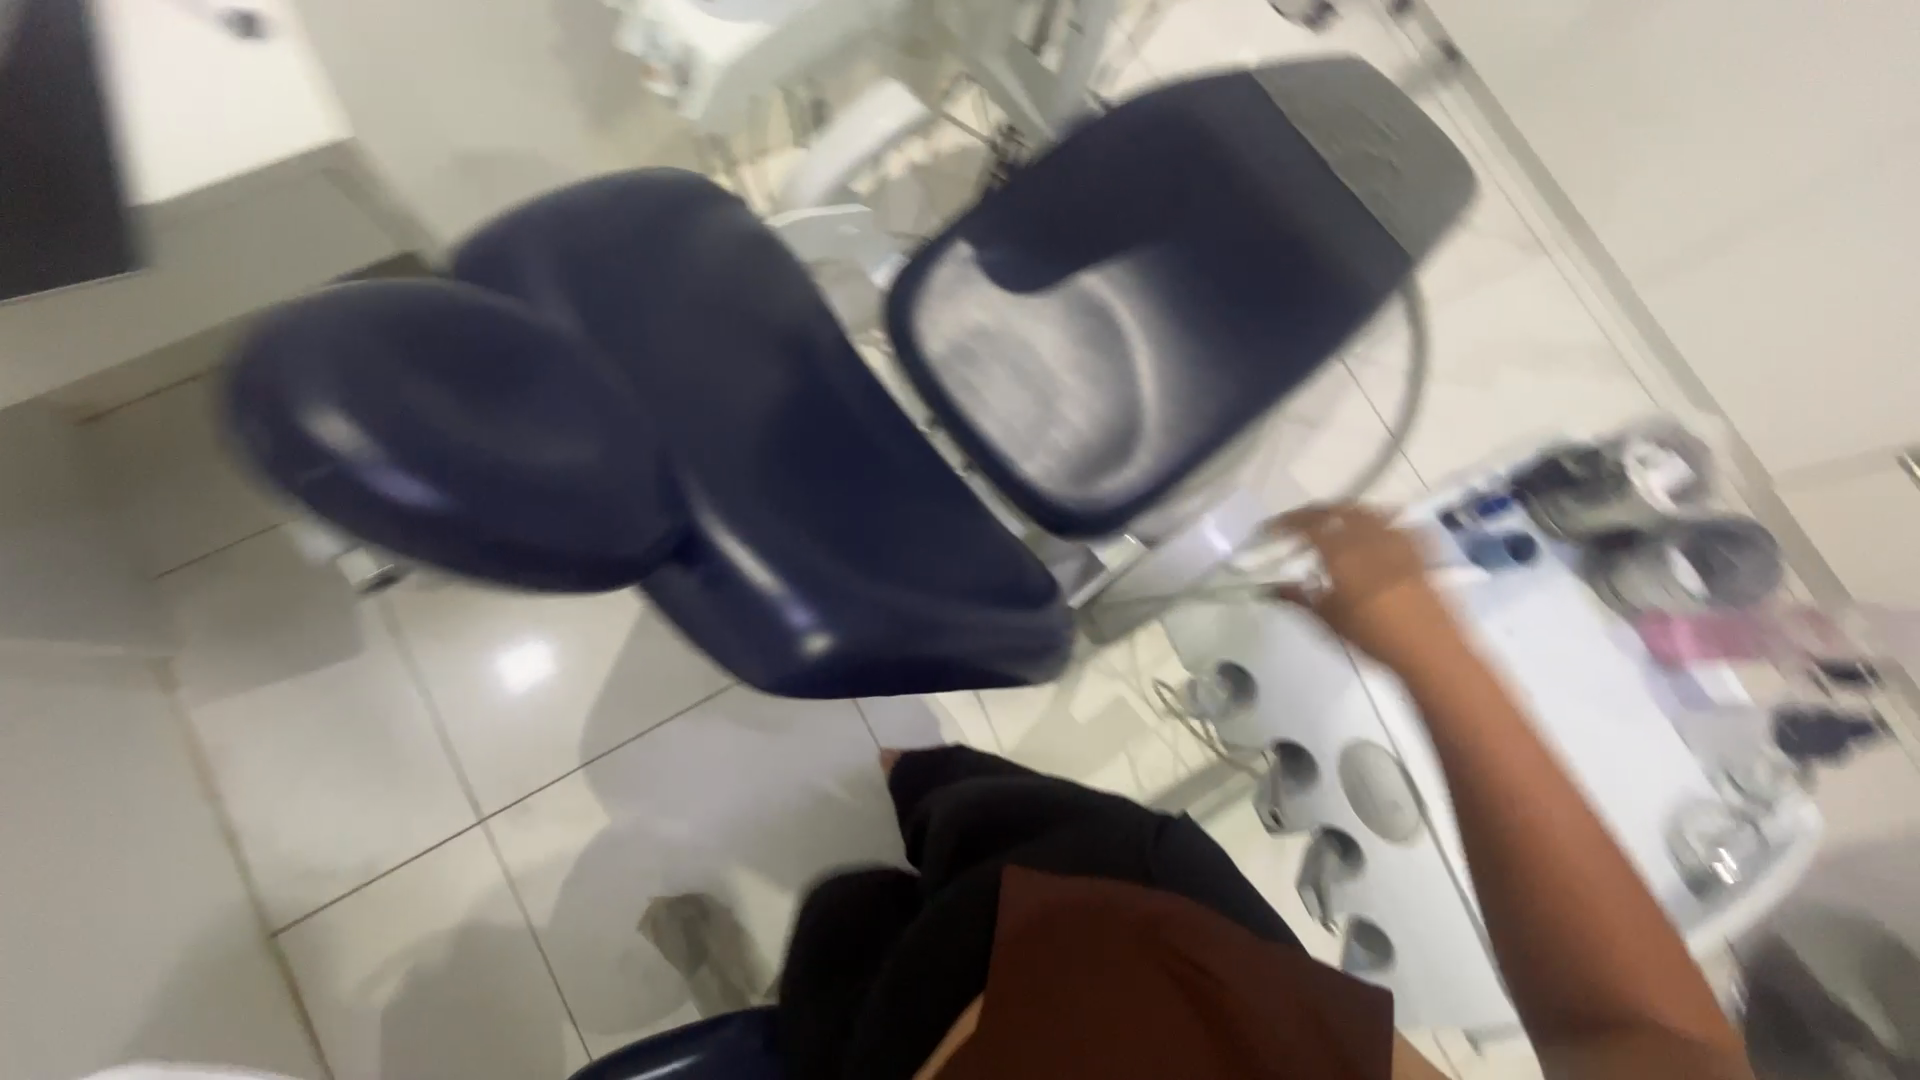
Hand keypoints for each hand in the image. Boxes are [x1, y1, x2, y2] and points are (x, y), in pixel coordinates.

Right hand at [1265, 503, 1462, 669]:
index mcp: (1342, 553)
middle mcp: (1370, 538)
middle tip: (1297, 524)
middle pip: (1337, 510)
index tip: (1270, 529)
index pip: (1307, 525)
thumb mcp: (1327, 621)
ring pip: (1367, 512)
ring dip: (1344, 512)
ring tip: (1332, 524)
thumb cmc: (1373, 638)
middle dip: (1314, 513)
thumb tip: (1270, 588)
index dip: (1285, 522)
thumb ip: (1298, 598)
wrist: (1431, 651)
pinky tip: (1375, 533)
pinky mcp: (1420, 551)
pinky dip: (1378, 521)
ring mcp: (1398, 541)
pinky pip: (1395, 523)